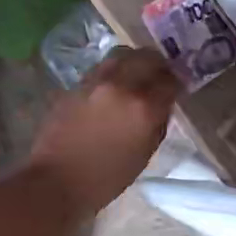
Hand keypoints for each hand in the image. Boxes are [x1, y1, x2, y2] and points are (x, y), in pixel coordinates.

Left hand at [23, 47, 180, 215]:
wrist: (57, 180)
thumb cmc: (106, 178)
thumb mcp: (144, 154)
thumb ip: (157, 123)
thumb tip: (161, 104)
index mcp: (143, 107)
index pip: (170, 81)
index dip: (177, 83)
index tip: (177, 87)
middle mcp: (120, 86)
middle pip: (146, 57)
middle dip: (157, 64)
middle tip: (159, 75)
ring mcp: (94, 82)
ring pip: (121, 55)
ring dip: (133, 62)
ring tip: (135, 75)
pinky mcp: (74, 85)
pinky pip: (100, 68)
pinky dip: (112, 71)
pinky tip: (113, 86)